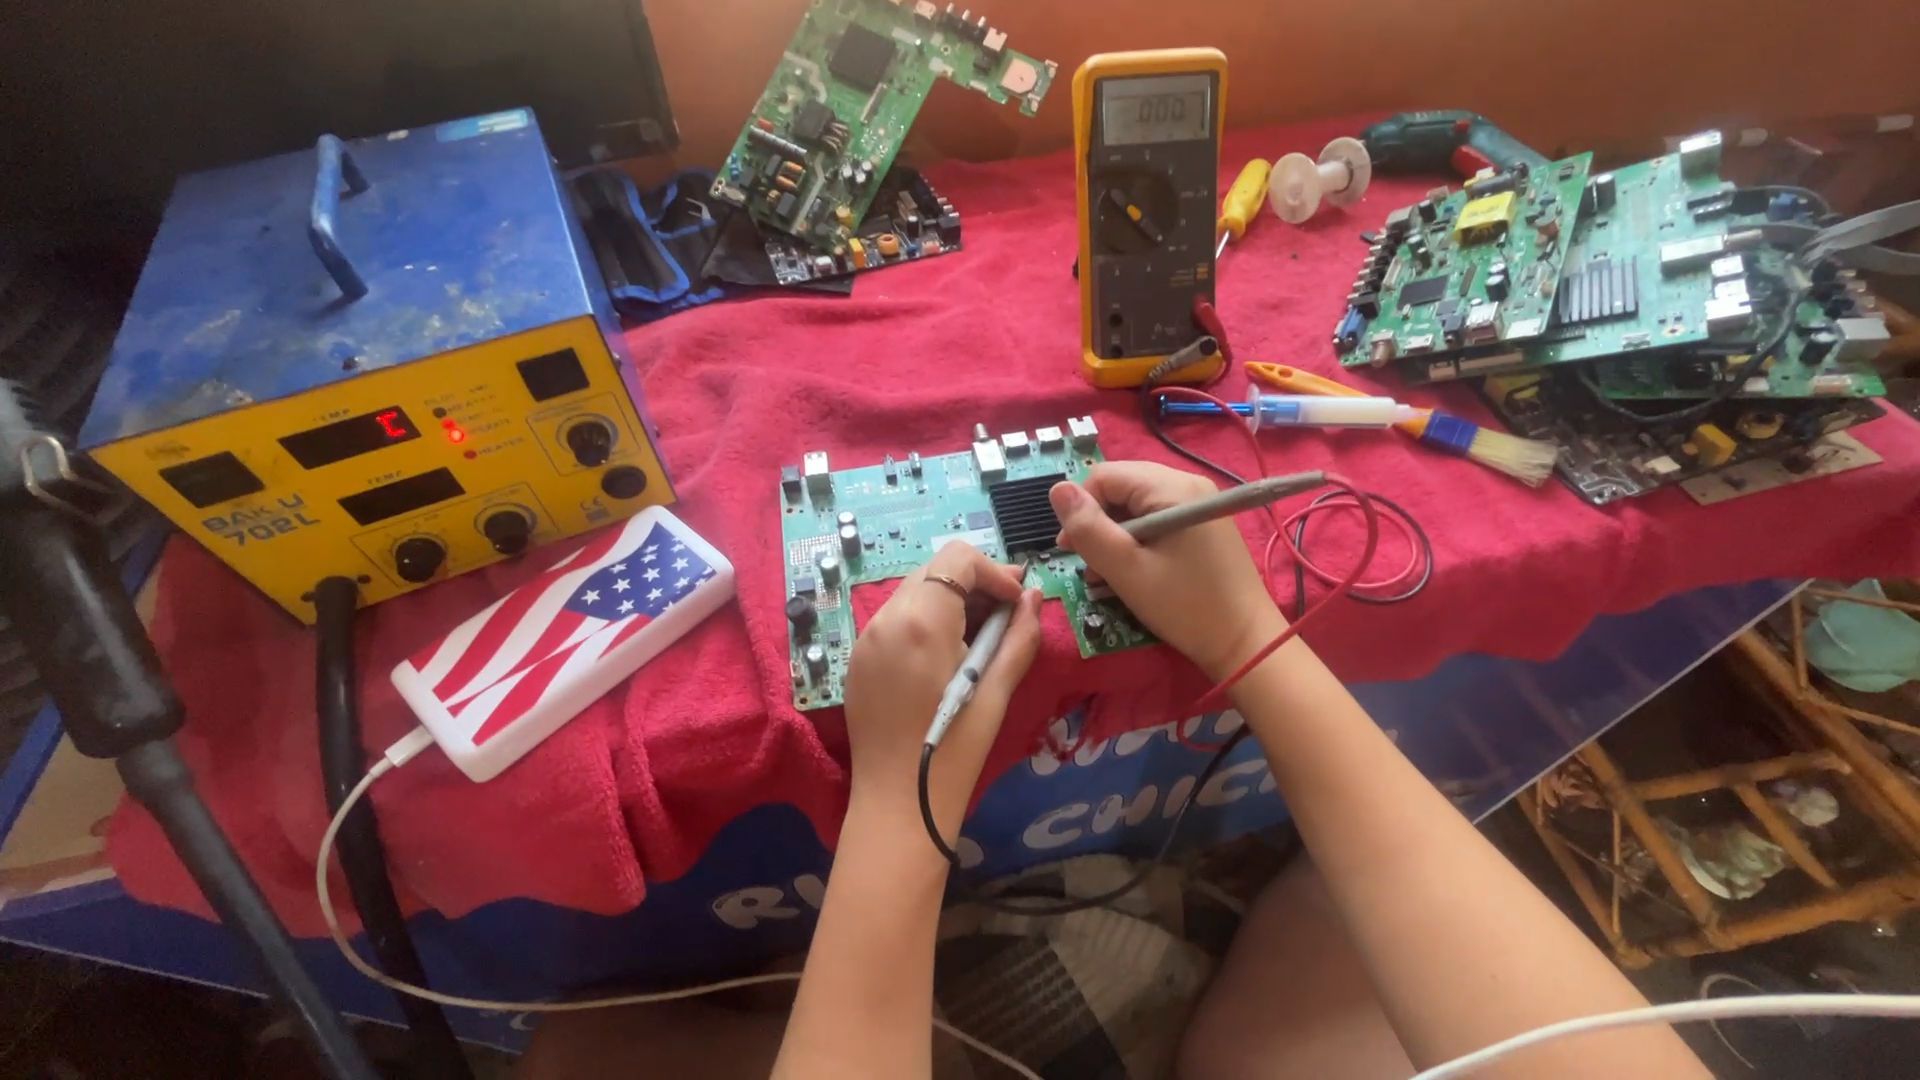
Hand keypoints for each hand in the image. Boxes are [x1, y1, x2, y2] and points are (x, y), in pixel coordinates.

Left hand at [842, 542, 1040, 833]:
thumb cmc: (954, 753)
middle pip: (934, 570)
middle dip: (974, 583)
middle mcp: (886, 618)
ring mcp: (865, 637)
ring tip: (978, 637)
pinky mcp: (858, 658)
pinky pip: (895, 618)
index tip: (1016, 602)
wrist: (896, 804)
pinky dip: (924, 619)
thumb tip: (1032, 596)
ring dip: (950, 600)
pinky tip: (945, 654)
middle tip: (1005, 614)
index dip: (994, 571)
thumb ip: (1017, 637)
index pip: (958, 559)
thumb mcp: (995, 694)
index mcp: (921, 622)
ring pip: (914, 591)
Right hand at [1050, 461, 1284, 680]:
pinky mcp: (1203, 525)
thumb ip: (1088, 529)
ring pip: (1136, 506)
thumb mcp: (1126, 570)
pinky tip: (1133, 572)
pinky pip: (1156, 519)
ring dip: (1114, 537)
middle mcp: (1188, 484)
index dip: (1080, 509)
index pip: (1104, 476)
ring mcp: (1199, 503)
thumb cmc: (1183, 606)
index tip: (1070, 550)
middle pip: (1121, 487)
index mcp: (1171, 487)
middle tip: (1090, 566)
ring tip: (1108, 576)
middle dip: (1098, 524)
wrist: (1245, 642)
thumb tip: (1056, 489)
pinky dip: (1136, 542)